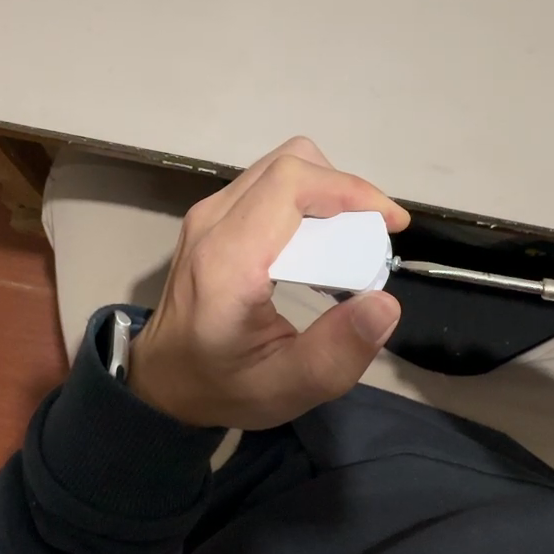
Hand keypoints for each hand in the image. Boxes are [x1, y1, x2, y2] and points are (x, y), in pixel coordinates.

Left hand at [128, 137, 409, 430]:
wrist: (163, 380)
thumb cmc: (222, 386)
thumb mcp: (287, 389)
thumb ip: (338, 352)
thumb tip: (386, 303)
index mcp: (227, 261)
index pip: (289, 185)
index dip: (347, 189)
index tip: (391, 223)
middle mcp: (213, 222)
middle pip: (288, 165)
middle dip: (342, 190)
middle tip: (372, 235)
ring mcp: (208, 213)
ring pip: (278, 167)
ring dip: (324, 191)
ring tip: (348, 238)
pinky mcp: (212, 216)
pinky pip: (267, 183)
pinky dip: (304, 198)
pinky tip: (317, 240)